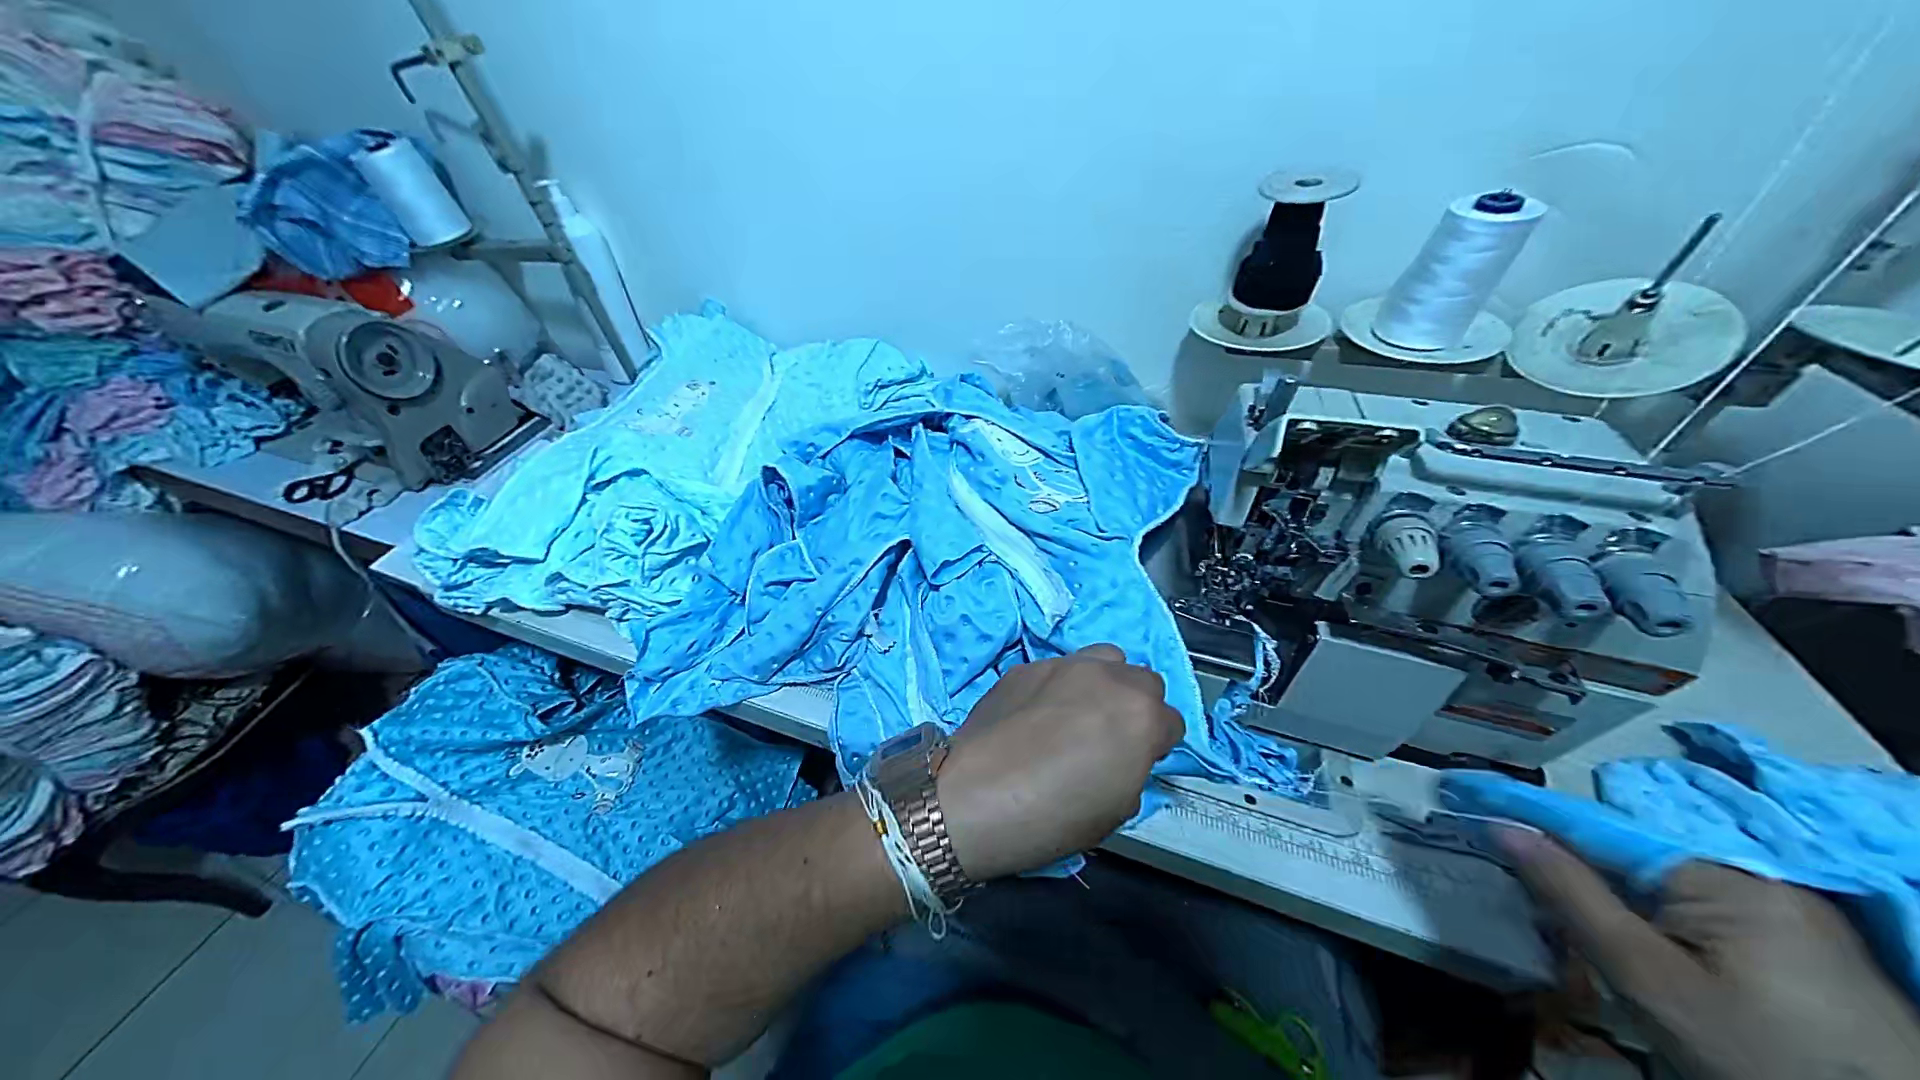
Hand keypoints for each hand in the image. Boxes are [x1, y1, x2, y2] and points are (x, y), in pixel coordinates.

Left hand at [935, 644, 1183, 881]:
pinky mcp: (1027, 665)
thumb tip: (1125, 755)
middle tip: (1109, 737)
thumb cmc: (1054, 816)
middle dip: (1135, 707)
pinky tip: (1036, 714)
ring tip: (1078, 713)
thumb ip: (1134, 768)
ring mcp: (1064, 665)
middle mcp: (1109, 677)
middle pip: (1144, 682)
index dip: (1156, 746)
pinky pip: (1059, 668)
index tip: (1135, 763)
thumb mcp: (1117, 809)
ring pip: (1105, 659)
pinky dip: (1059, 686)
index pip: (1172, 723)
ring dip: (1103, 683)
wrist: (974, 796)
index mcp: (1142, 715)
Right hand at [1499, 829, 1919, 1079]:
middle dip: (1569, 853)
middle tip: (1514, 866)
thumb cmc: (1759, 1057)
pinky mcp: (1796, 935)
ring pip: (1659, 872)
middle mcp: (1756, 871)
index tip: (1461, 787)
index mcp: (1721, 873)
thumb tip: (1503, 828)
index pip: (1592, 825)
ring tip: (1570, 906)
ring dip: (1608, 883)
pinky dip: (1649, 904)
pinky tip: (1639, 933)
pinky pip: (1696, 896)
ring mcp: (1783, 903)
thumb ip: (1570, 894)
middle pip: (1628, 846)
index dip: (1522, 807)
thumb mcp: (1647, 979)